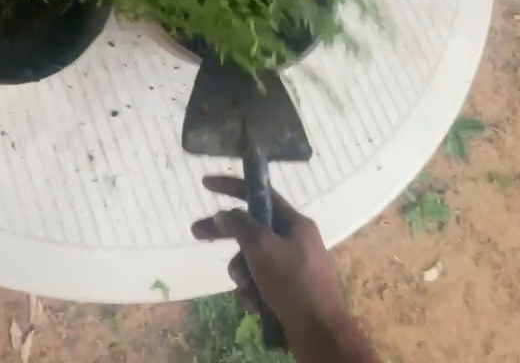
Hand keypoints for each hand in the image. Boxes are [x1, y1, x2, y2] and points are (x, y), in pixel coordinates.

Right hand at [191, 176, 369, 356]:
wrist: (322, 336)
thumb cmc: (293, 283)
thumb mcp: (261, 246)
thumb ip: (239, 224)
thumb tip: (225, 214)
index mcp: (294, 223)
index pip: (258, 193)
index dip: (230, 186)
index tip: (205, 184)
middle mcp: (294, 241)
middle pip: (250, 228)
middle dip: (225, 235)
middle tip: (197, 233)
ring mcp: (292, 268)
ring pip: (252, 259)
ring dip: (241, 273)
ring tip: (245, 288)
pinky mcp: (289, 292)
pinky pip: (260, 282)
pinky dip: (252, 292)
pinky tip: (254, 305)